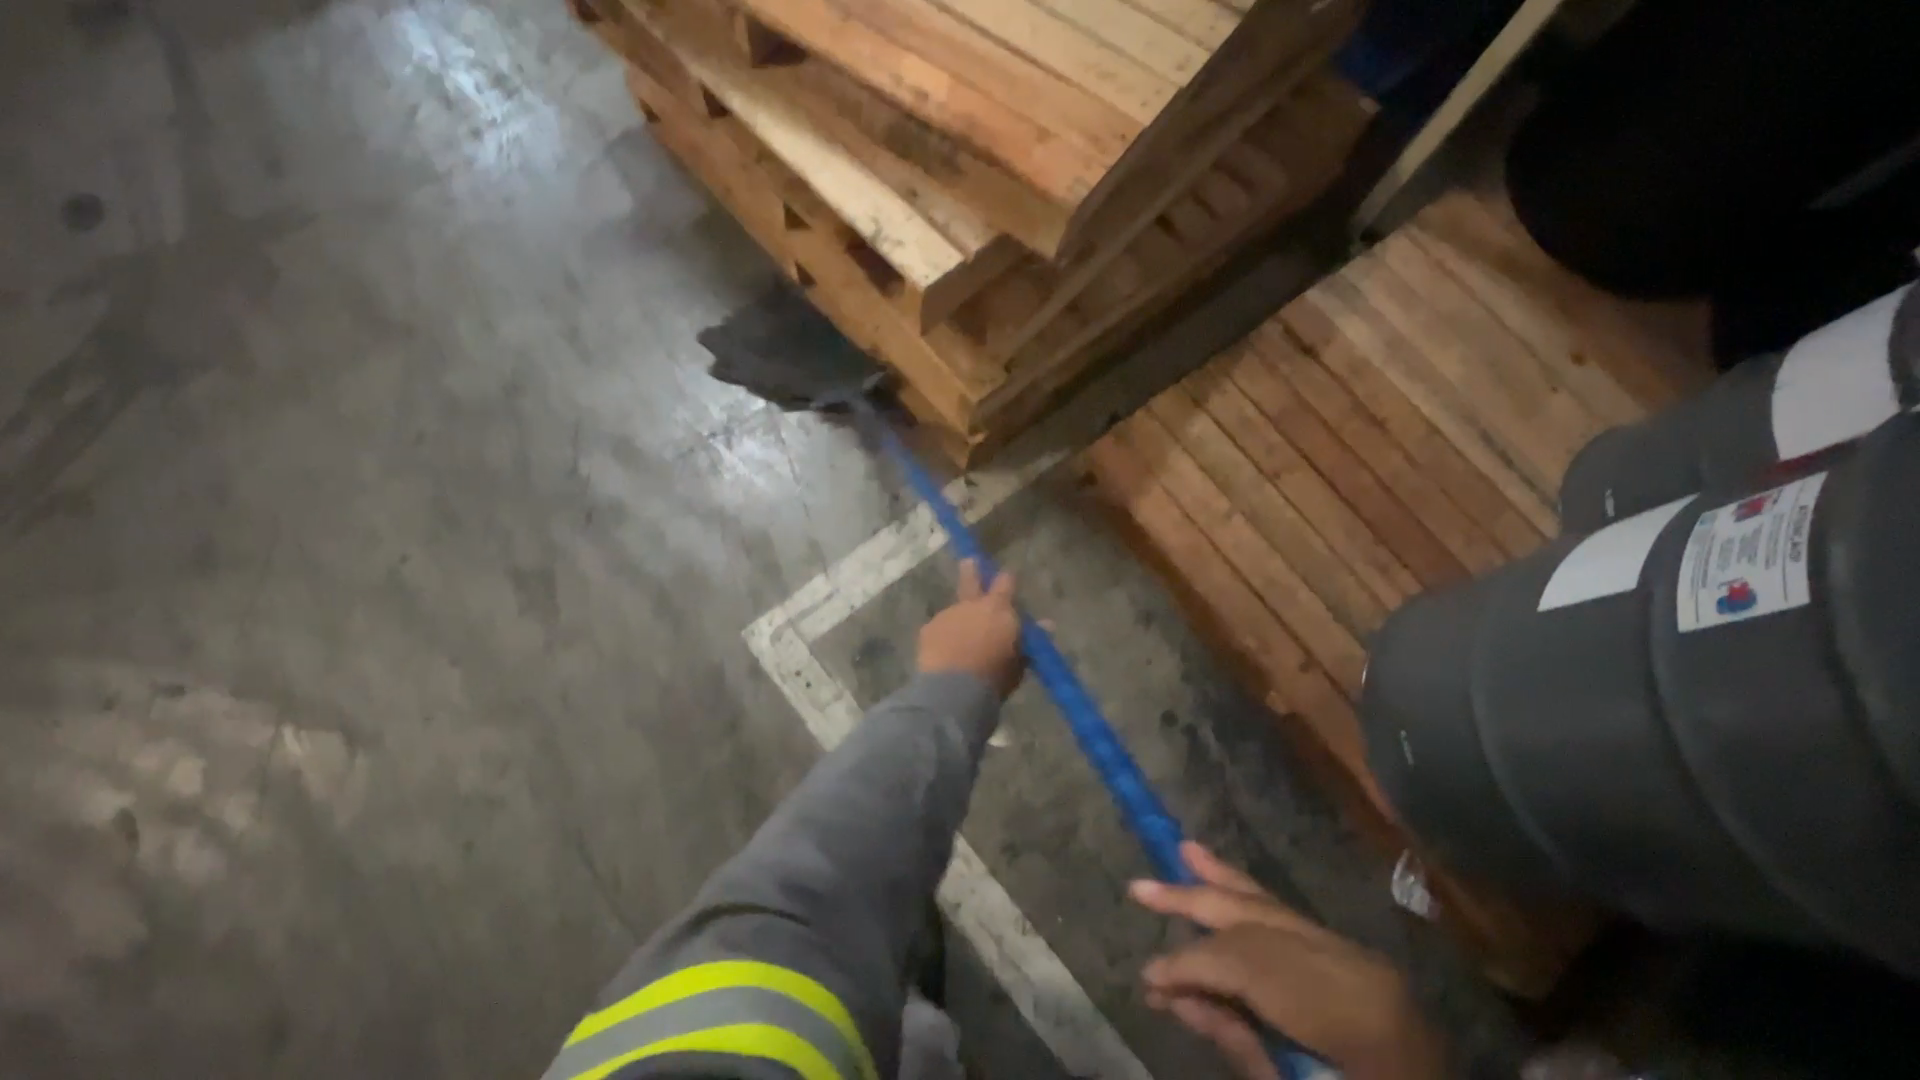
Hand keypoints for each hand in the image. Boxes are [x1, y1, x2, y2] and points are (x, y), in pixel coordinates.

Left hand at [916, 559, 1025, 699]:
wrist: (953, 690)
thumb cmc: (994, 677)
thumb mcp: (1019, 662)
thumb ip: (1028, 641)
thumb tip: (1047, 625)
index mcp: (1000, 610)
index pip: (1006, 583)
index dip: (1006, 580)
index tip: (1006, 577)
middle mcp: (973, 605)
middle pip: (971, 579)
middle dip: (971, 570)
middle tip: (970, 562)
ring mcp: (948, 614)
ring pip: (955, 610)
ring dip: (959, 618)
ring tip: (959, 640)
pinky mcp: (928, 629)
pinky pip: (939, 628)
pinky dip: (943, 636)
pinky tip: (945, 654)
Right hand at [1129, 843, 1445, 1079]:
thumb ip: (1236, 1039)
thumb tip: (1175, 995)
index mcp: (1340, 1007)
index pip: (1245, 963)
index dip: (1191, 964)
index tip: (1149, 977)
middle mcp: (1351, 968)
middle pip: (1259, 920)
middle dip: (1196, 901)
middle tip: (1140, 888)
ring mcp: (1359, 960)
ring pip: (1279, 908)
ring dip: (1226, 883)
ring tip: (1186, 851)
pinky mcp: (1361, 963)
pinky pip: (1295, 922)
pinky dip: (1256, 901)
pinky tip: (1229, 886)